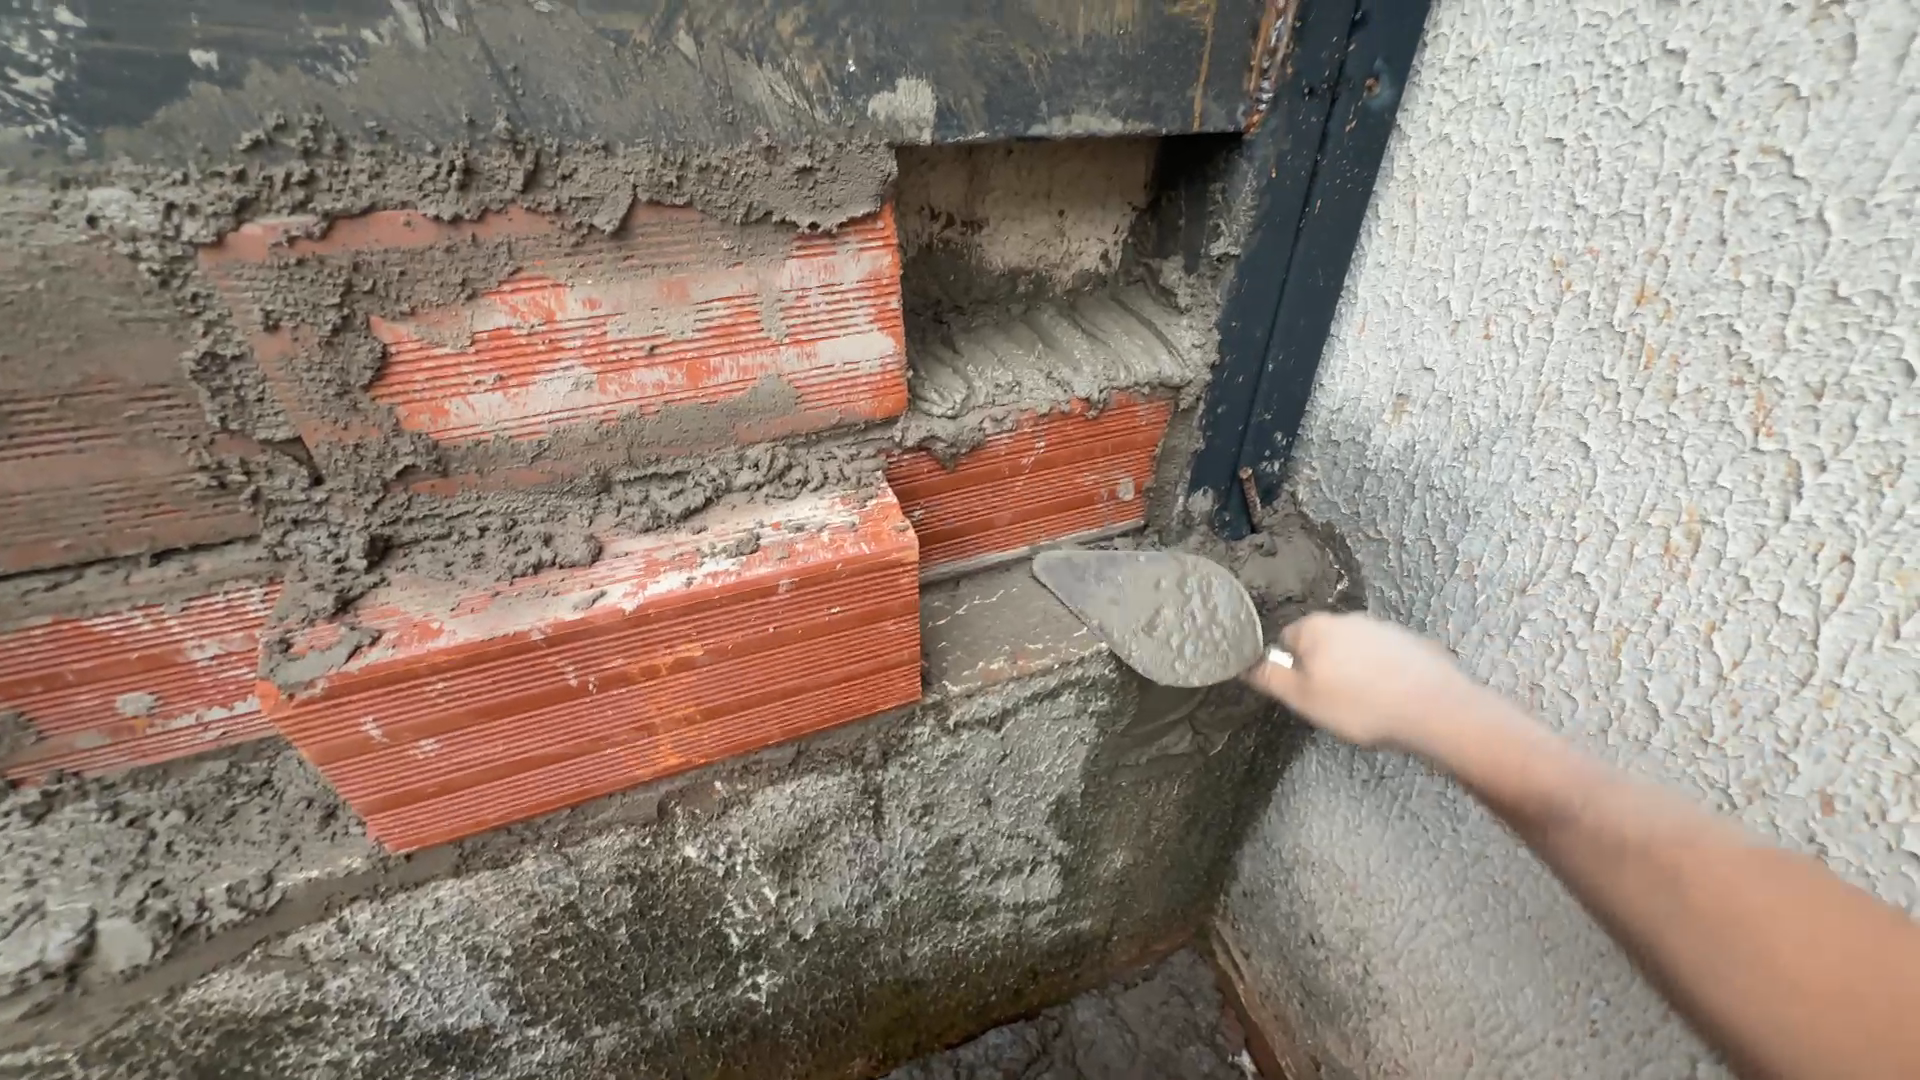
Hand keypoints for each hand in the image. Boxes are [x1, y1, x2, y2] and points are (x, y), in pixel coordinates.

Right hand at [1241, 612, 1481, 749]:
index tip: (1304, 692)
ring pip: (1354, 650)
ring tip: (1366, 704)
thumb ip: (1269, 677)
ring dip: (1353, 670)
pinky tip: (1392, 699)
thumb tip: (1245, 663)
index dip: (1291, 668)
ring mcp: (1383, 628)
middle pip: (1321, 643)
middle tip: (1332, 702)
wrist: (1436, 710)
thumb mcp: (1302, 698)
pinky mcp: (1412, 643)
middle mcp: (1347, 618)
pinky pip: (1385, 658)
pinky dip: (1383, 674)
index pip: (1286, 640)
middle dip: (1322, 667)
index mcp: (1315, 627)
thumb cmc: (1359, 704)